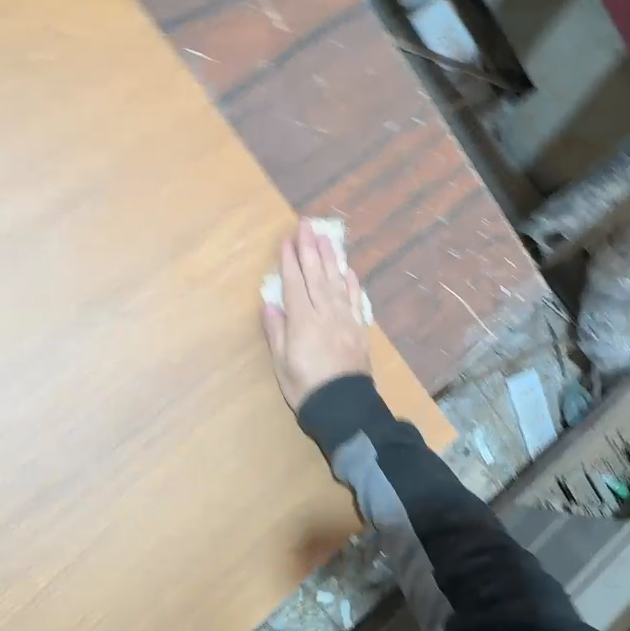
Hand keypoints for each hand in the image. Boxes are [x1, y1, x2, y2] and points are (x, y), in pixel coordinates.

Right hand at [262, 219, 371, 410]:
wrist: (344, 406)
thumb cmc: (306, 387)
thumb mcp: (282, 363)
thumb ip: (276, 330)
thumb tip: (270, 302)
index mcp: (302, 320)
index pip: (294, 283)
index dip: (289, 261)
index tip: (287, 239)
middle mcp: (325, 313)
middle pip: (317, 275)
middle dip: (310, 248)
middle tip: (307, 224)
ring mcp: (346, 319)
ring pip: (337, 282)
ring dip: (331, 258)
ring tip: (327, 238)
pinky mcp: (360, 329)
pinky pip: (357, 300)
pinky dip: (352, 283)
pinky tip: (348, 270)